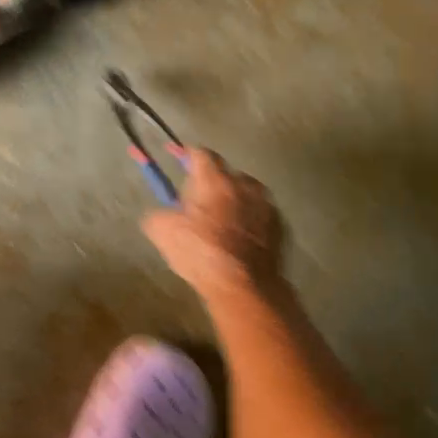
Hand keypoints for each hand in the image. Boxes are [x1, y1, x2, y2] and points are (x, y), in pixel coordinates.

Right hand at [142, 148, 285, 297]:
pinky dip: (246, 217)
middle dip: (209, 179)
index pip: (200, 153)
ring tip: (218, 216)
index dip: (184, 152)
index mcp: (214, 181)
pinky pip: (258, 212)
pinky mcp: (279, 226)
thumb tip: (163, 212)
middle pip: (224, 172)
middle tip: (195, 195)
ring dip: (231, 197)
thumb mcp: (161, 231)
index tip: (174, 155)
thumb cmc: (200, 252)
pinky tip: (236, 235)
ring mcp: (266, 205)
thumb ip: (159, 213)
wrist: (244, 285)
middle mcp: (244, 185)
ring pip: (245, 192)